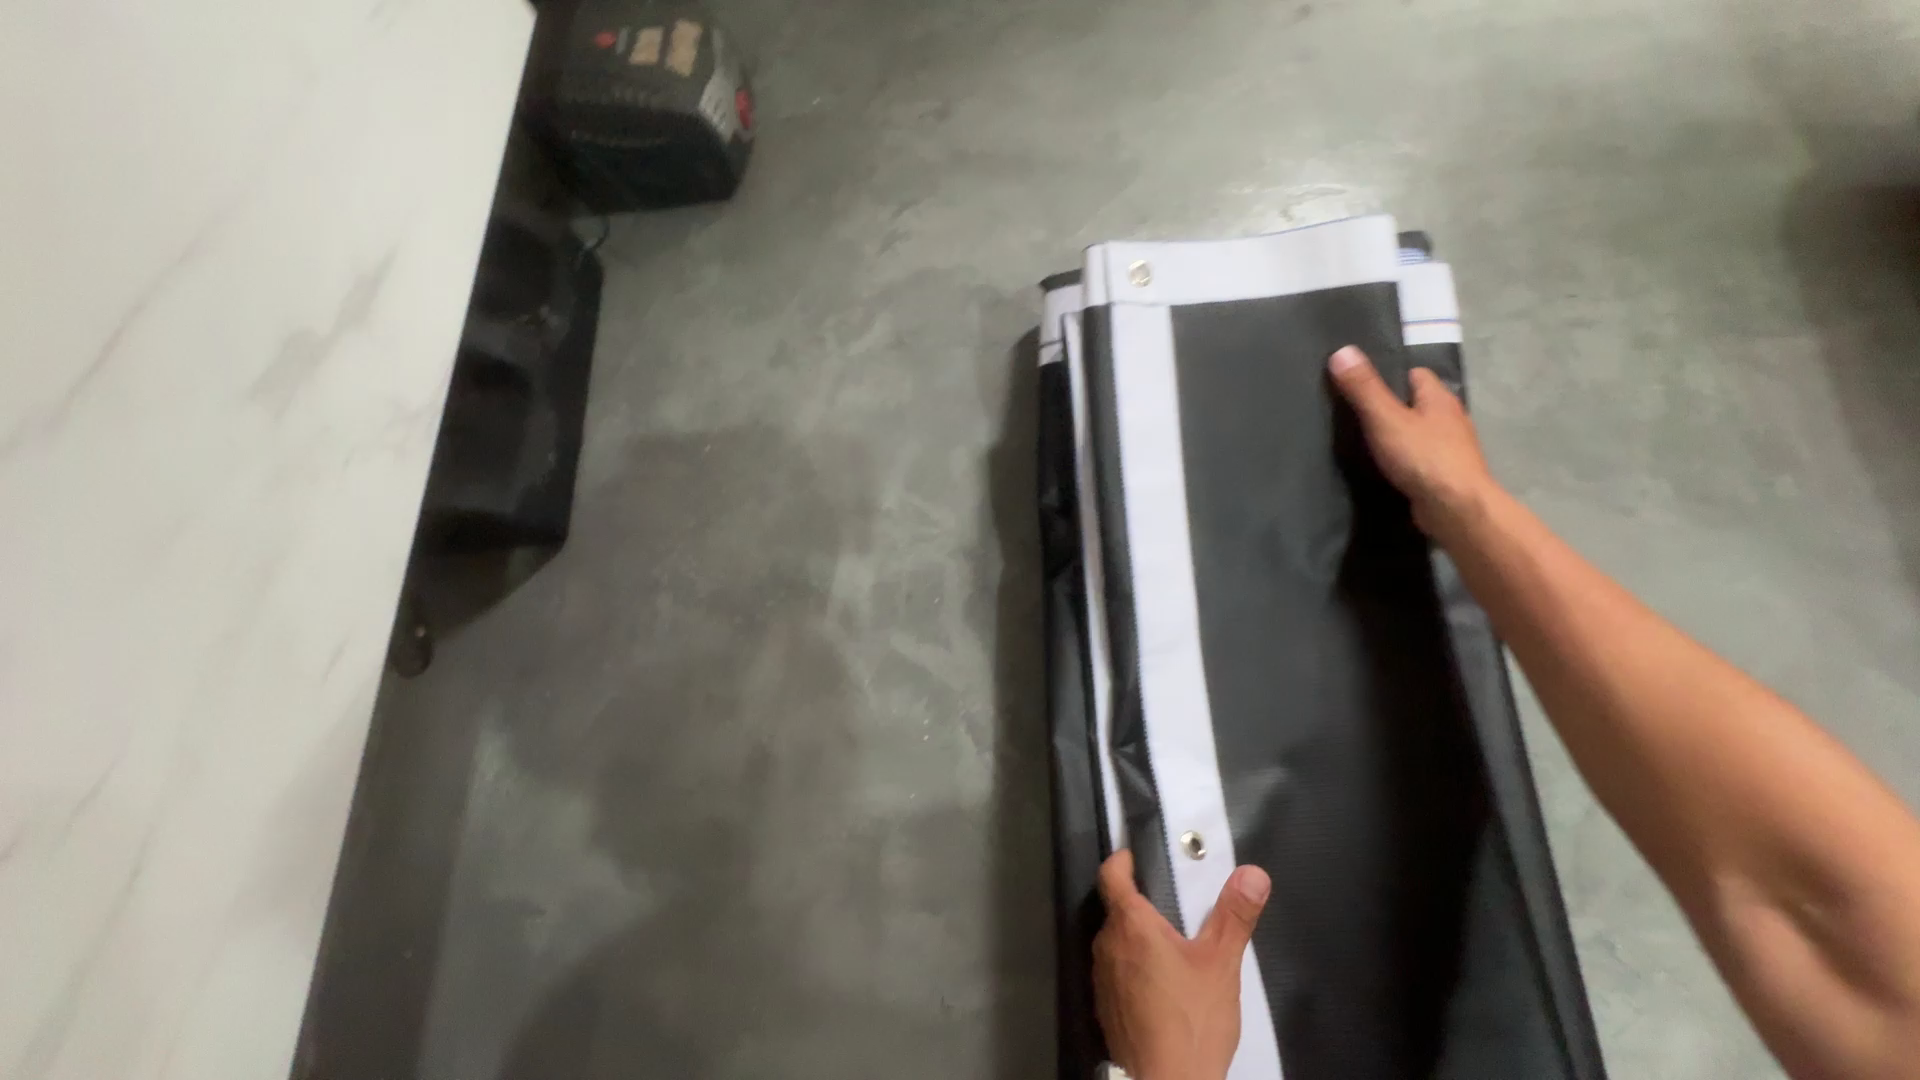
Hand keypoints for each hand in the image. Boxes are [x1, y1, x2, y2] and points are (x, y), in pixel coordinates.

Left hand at [1092, 850, 1270, 1079]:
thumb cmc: (1192, 1019)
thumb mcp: (1221, 964)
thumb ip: (1235, 916)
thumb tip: (1253, 873)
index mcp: (1130, 925)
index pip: (1110, 876)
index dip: (1120, 862)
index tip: (1133, 857)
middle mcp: (1107, 945)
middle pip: (1116, 911)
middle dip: (1140, 905)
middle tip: (1172, 909)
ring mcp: (1102, 979)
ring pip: (1116, 943)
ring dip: (1137, 940)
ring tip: (1172, 949)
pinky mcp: (1105, 1009)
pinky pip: (1116, 973)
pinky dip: (1134, 969)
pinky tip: (1161, 988)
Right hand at [1327, 345, 1496, 538]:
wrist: (1455, 508)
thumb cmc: (1422, 457)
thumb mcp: (1385, 419)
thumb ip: (1363, 388)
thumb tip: (1341, 350)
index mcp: (1439, 398)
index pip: (1416, 375)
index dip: (1391, 376)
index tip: (1362, 385)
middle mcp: (1450, 418)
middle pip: (1418, 403)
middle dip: (1393, 406)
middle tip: (1357, 414)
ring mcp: (1451, 448)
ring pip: (1421, 432)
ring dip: (1400, 435)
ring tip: (1367, 442)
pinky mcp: (1445, 474)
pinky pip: (1421, 458)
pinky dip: (1405, 459)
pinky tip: (1386, 468)